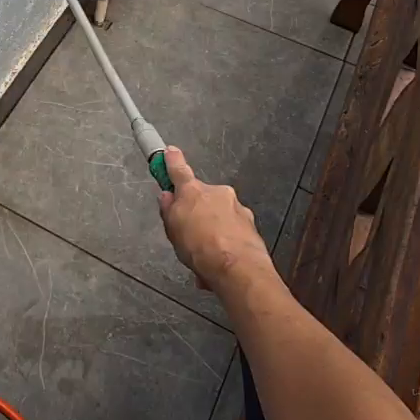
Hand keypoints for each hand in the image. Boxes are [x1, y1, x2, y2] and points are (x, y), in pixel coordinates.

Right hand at [157, 146, 273, 292]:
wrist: (237, 269)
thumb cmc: (199, 245)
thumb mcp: (172, 228)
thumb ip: (168, 209)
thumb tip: (168, 197)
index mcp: (194, 191)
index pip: (179, 170)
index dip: (172, 161)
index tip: (170, 151)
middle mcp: (218, 193)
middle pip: (204, 197)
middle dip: (198, 211)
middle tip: (189, 231)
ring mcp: (238, 209)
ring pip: (220, 216)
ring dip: (212, 229)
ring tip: (204, 253)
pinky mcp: (251, 227)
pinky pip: (232, 231)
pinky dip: (225, 242)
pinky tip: (218, 260)